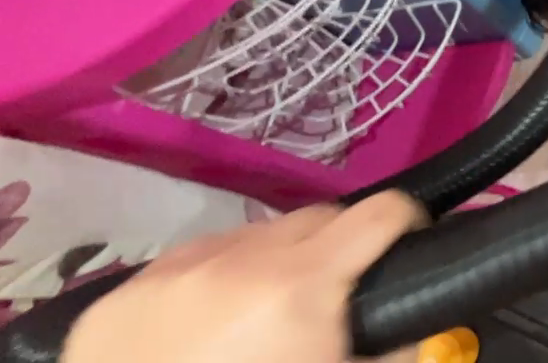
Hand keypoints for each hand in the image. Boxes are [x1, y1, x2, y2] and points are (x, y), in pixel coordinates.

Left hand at [67, 191, 423, 362]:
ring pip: (257, 234)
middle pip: (322, 216)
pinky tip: (206, 322)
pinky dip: (214, 278)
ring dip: (274, 259)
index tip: (410, 243)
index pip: (385, 209)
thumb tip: (422, 311)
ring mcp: (173, 275)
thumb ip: (398, 343)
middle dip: (337, 245)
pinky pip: (193, 259)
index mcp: (301, 286)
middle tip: (332, 293)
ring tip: (262, 311)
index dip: (409, 222)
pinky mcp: (118, 296)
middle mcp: (241, 262)